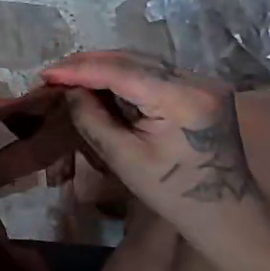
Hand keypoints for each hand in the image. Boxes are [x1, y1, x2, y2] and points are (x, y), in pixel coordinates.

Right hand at [42, 51, 262, 236]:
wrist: (224, 210)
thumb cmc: (171, 191)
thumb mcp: (122, 157)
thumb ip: (92, 118)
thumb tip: (69, 90)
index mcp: (183, 100)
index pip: (122, 72)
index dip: (80, 69)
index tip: (45, 74)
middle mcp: (197, 80)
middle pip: (132, 60)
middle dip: (88, 63)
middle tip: (52, 73)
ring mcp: (202, 80)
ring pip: (141, 61)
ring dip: (103, 66)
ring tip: (69, 75)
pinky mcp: (199, 86)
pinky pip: (152, 71)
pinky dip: (122, 73)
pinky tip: (99, 80)